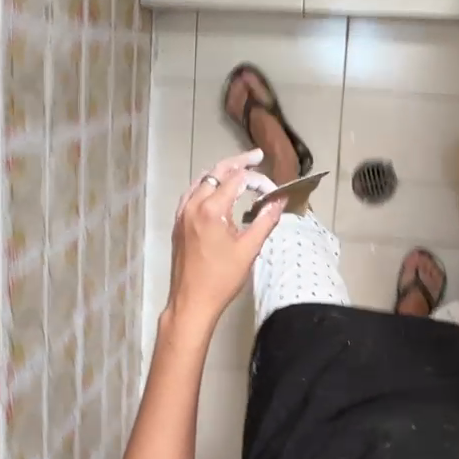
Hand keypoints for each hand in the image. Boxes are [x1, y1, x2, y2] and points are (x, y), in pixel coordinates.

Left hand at [166, 148, 285, 324]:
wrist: (191, 301)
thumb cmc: (221, 278)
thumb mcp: (249, 249)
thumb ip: (265, 220)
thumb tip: (279, 201)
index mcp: (211, 209)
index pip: (237, 180)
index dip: (258, 179)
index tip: (273, 190)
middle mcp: (193, 205)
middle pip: (216, 172)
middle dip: (238, 162)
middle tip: (257, 157)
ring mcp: (182, 213)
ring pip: (201, 181)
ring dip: (221, 172)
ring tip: (240, 169)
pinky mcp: (178, 223)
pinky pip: (191, 193)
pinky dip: (206, 185)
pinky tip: (216, 190)